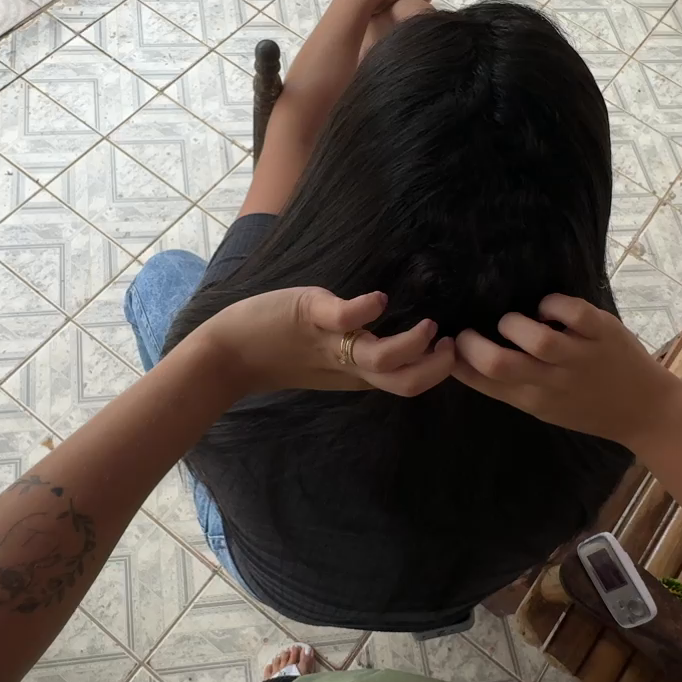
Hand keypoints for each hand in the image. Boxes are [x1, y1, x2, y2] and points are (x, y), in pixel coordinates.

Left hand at [191, 287, 454, 396]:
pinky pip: (345, 318)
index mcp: (357, 374)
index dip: (437, 372)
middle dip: (437, 368)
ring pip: (382, 358)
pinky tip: (379, 299)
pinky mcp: (310, 316)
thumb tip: (389, 331)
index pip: (408, 382)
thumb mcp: (329, 358)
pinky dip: (365, 310)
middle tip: (453, 346)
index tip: (453, 352)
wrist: (228, 352)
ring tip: (429, 326)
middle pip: (405, 381)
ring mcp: (331, 342)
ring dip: (412, 346)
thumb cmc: (278, 351)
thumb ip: (360, 351)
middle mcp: (349, 366)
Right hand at [452, 294, 681, 445]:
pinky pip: (573, 312)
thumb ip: (510, 385)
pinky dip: (553, 304)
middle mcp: (553, 382)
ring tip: (512, 321)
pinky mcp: (603, 333)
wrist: (647, 413)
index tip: (446, 349)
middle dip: (473, 344)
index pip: (484, 382)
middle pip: (500, 363)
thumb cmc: (588, 408)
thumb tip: (466, 360)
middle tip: (466, 333)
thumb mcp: (544, 407)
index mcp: (533, 400)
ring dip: (513, 324)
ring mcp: (580, 357)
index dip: (456, 364)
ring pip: (537, 338)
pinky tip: (548, 307)